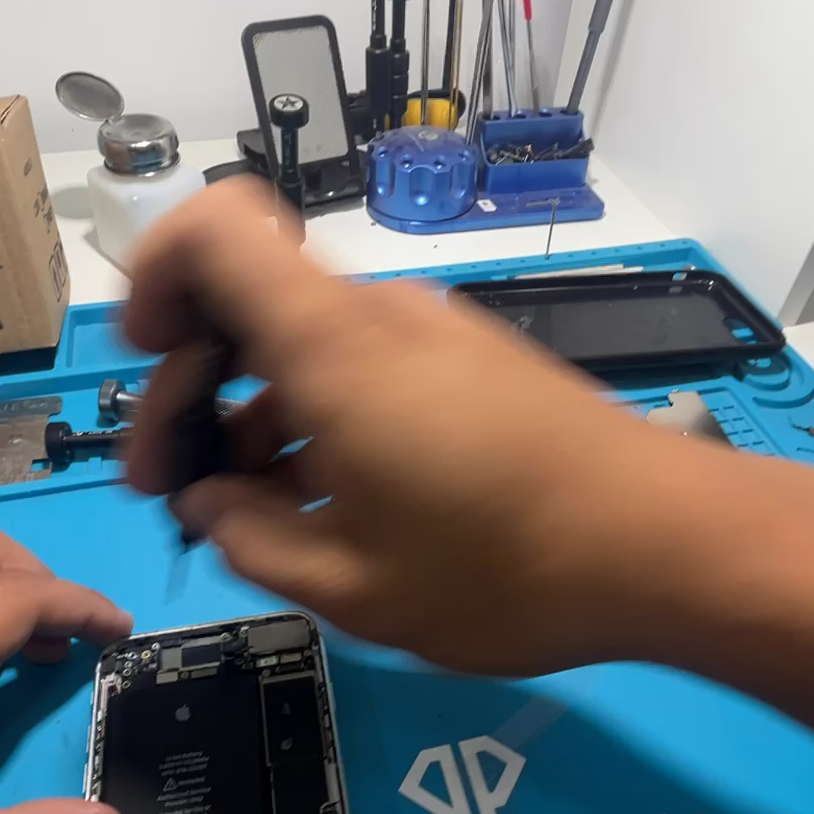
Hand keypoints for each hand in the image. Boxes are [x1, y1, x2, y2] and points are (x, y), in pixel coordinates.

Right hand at [121, 181, 813, 675]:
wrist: (664, 544)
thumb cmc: (503, 569)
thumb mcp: (355, 585)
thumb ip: (251, 540)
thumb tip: (206, 503)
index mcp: (332, 347)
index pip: (216, 228)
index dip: (158, 275)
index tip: (149, 361)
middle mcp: (375, 318)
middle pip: (245, 304)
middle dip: (188, 390)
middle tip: (171, 490)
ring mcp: (427, 338)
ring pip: (301, 347)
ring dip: (252, 418)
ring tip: (245, 517)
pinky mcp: (464, 367)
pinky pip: (361, 372)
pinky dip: (318, 422)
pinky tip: (322, 504)